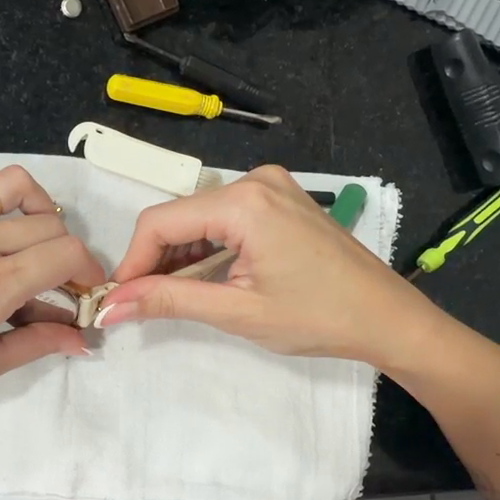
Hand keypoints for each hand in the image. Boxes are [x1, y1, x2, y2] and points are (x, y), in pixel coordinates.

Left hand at [0, 149, 107, 400]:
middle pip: (50, 223)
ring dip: (36, 207)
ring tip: (28, 235)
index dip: (88, 272)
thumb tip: (81, 340)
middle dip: (66, 252)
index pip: (67, 254)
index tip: (83, 292)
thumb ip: (33, 347)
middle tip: (53, 281)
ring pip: (15, 183)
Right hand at [100, 167, 438, 366]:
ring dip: (180, 256)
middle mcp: (254, 181)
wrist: (388, 318)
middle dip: (156, 260)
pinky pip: (224, 217)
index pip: (159, 222)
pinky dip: (207, 247)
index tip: (120, 300)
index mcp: (243, 201)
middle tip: (146, 303)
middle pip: (178, 216)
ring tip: (179, 296)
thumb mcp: (236, 311)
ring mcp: (270, 186)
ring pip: (199, 217)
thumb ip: (168, 301)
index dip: (132, 262)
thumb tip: (110, 307)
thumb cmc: (317, 318)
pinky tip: (208, 278)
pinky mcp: (280, 199)